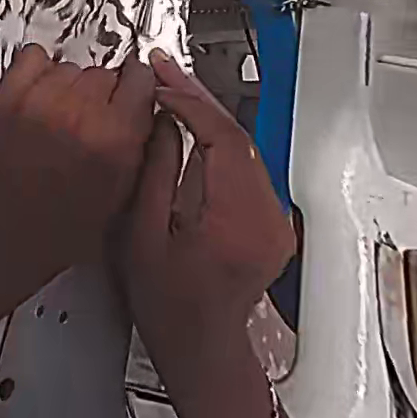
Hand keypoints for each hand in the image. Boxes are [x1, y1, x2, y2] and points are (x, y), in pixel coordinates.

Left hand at [0, 44, 156, 340]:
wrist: (7, 244)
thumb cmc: (62, 230)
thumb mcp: (123, 192)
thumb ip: (142, 143)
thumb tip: (150, 107)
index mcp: (116, 137)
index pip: (141, 77)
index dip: (138, 85)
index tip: (133, 90)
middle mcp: (80, 113)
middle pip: (105, 72)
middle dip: (104, 92)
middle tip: (94, 117)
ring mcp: (41, 102)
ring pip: (71, 66)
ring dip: (72, 85)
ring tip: (63, 115)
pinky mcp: (8, 99)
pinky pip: (32, 57)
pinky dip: (39, 70)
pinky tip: (41, 94)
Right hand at [116, 49, 294, 417]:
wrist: (202, 347)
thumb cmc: (168, 305)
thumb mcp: (141, 237)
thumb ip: (154, 172)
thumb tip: (162, 121)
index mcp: (236, 223)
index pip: (223, 140)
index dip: (190, 102)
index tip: (162, 81)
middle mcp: (267, 217)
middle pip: (236, 135)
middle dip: (197, 97)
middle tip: (164, 70)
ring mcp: (274, 217)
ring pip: (242, 143)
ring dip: (206, 113)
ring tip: (171, 87)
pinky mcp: (270, 216)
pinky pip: (244, 161)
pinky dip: (216, 136)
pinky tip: (191, 119)